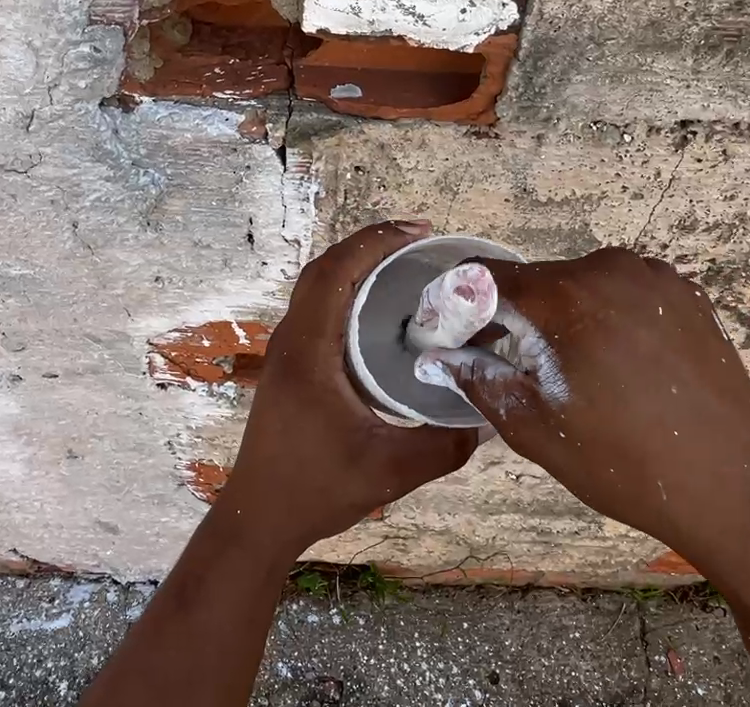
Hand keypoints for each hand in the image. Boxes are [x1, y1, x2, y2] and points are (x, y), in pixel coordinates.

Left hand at [214, 221, 479, 552]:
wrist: (260, 516)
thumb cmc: (316, 489)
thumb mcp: (390, 471)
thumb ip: (445, 446)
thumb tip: (489, 416)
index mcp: (308, 351)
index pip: (334, 273)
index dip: (374, 242)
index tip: (418, 232)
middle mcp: (291, 340)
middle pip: (323, 269)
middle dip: (369, 245)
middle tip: (419, 242)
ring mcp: (286, 352)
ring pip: (317, 287)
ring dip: (355, 266)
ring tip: (404, 266)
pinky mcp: (290, 365)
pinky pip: (318, 308)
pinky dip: (347, 291)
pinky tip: (379, 310)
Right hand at [427, 248, 749, 554]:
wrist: (732, 487)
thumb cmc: (623, 462)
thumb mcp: (534, 428)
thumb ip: (476, 380)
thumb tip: (434, 355)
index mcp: (566, 297)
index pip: (486, 275)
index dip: (457, 302)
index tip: (450, 335)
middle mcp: (608, 269)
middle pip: (535, 279)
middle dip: (512, 315)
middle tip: (513, 365)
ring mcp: (654, 277)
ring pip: (580, 283)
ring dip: (561, 315)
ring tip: (571, 369)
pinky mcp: (687, 293)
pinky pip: (623, 291)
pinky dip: (605, 314)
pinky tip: (618, 361)